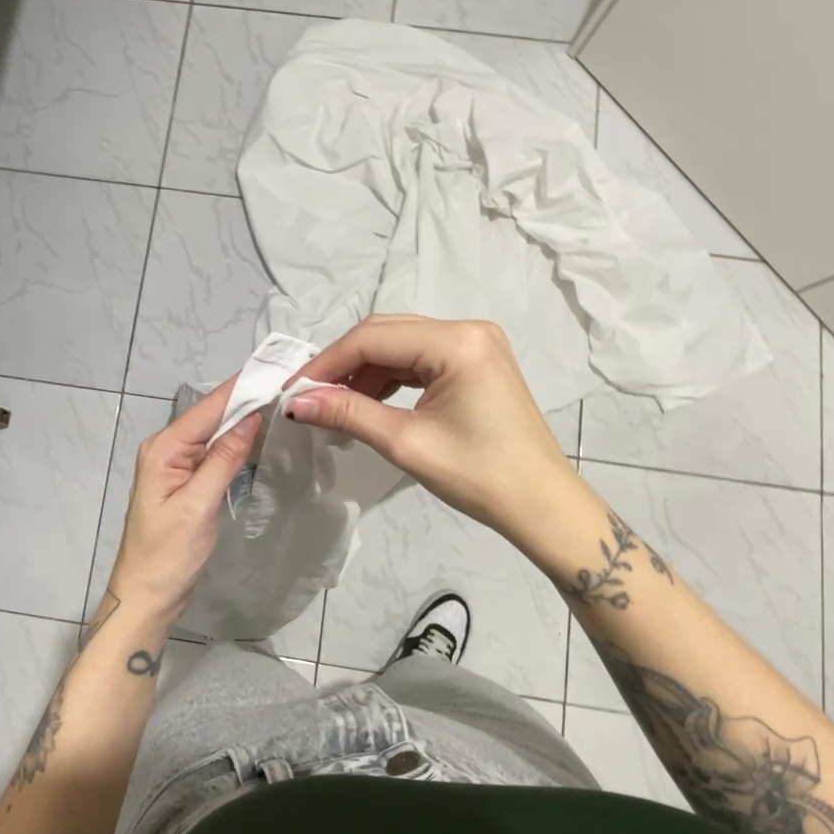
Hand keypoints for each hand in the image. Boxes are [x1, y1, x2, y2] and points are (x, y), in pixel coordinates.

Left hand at [108, 377, 261, 622]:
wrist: (147, 597)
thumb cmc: (168, 555)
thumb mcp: (197, 506)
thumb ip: (223, 460)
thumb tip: (251, 419)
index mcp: (163, 449)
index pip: (207, 408)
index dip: (240, 388)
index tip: (274, 368)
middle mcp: (167, 450)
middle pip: (211, 416)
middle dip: (246, 400)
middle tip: (287, 384)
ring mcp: (177, 467)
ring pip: (215, 434)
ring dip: (244, 421)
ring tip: (282, 402)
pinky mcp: (188, 484)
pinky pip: (215, 455)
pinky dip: (237, 445)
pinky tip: (260, 437)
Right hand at [287, 315, 589, 546]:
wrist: (541, 505)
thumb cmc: (478, 476)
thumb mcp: (406, 443)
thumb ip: (348, 413)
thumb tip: (296, 402)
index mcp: (456, 342)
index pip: (373, 338)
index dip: (327, 362)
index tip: (292, 391)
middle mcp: (467, 329)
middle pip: (385, 332)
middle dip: (343, 363)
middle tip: (308, 396)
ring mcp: (475, 343)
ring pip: (400, 343)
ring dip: (364, 370)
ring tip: (334, 404)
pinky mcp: (476, 360)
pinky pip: (419, 357)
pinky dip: (389, 376)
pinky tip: (367, 400)